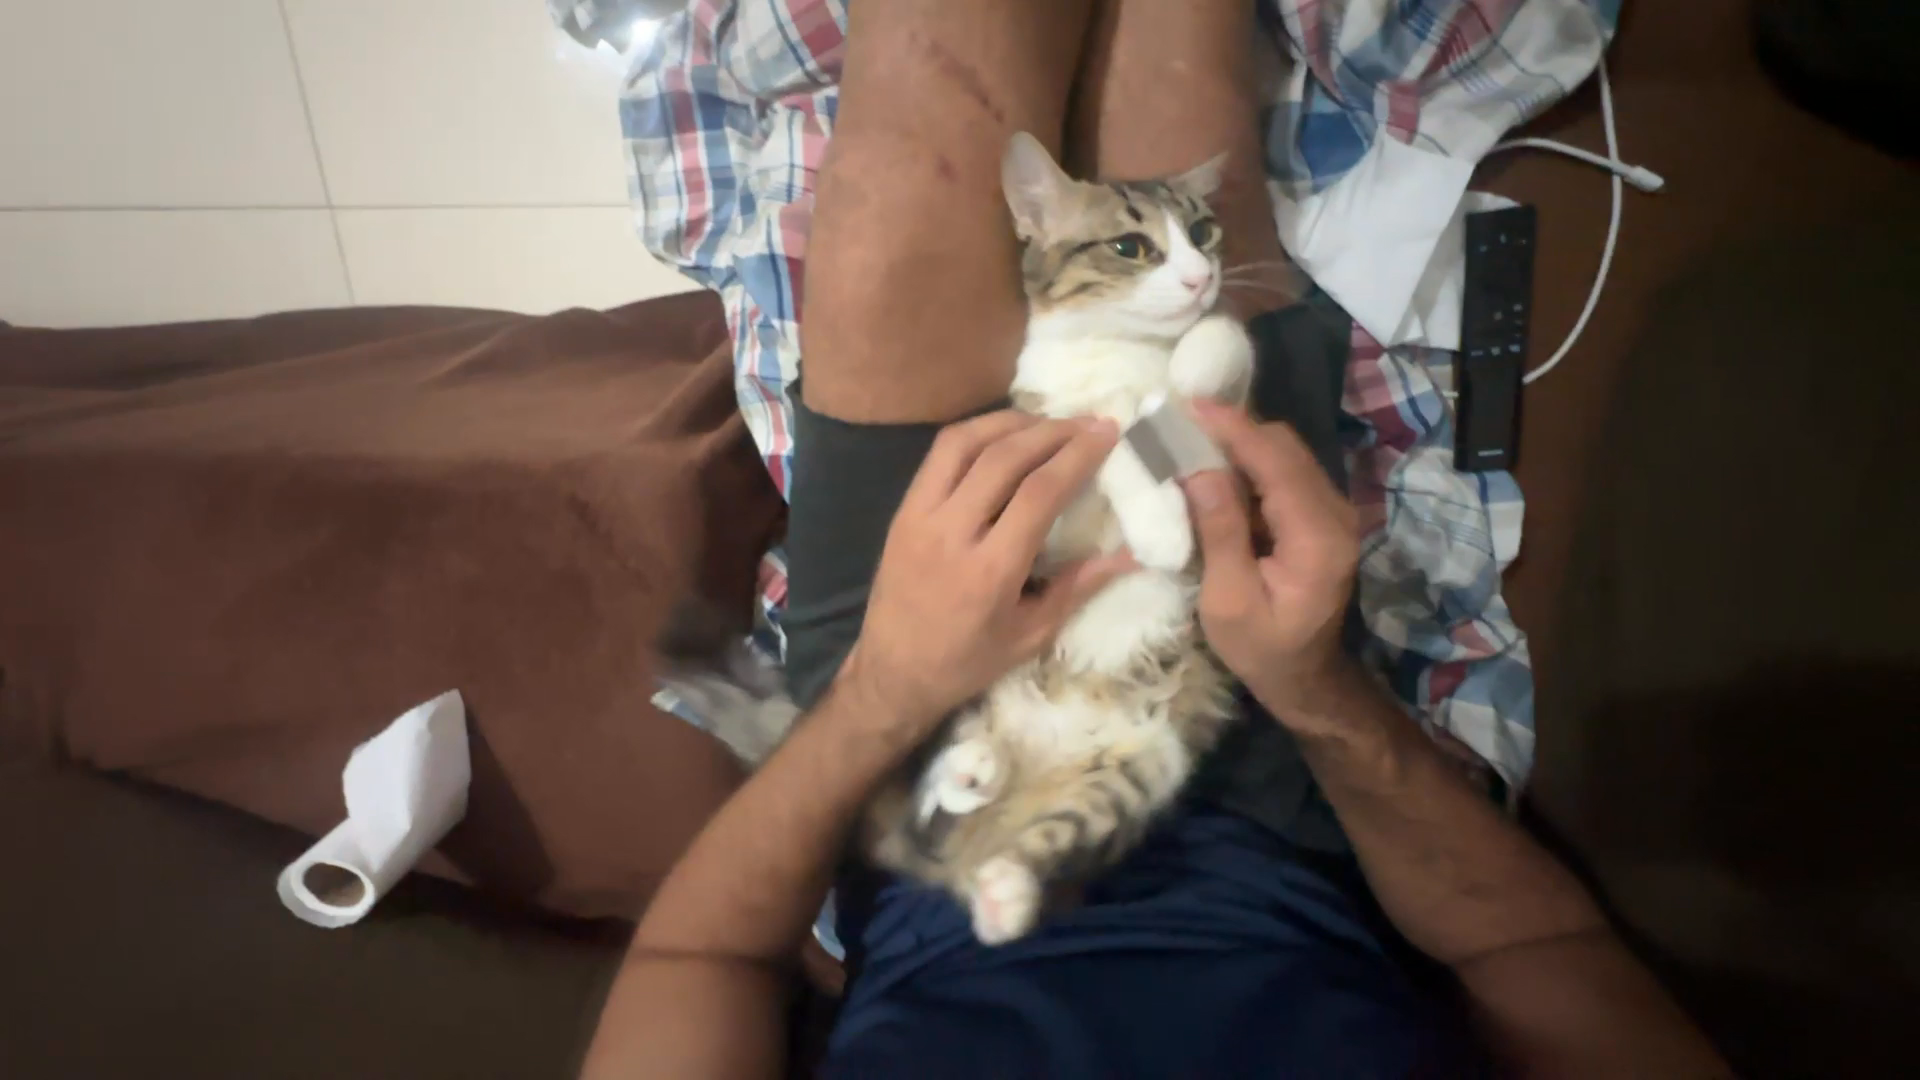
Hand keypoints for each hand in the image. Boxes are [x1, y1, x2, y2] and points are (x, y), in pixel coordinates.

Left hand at [838, 411, 1133, 745]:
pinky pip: (938, 456)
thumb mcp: (1030, 636)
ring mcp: (920, 517)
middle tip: (1087, 421)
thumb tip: (1129, 554)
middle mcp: (952, 533)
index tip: (1107, 434)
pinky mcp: (902, 510)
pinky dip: (975, 434)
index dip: (1077, 456)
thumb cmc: (967, 661)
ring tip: (1047, 422)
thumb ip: (1077, 588)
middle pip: (1005, 458)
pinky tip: (1002, 435)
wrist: (892, 672)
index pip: (1039, 493)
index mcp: (990, 571)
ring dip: (1011, 422)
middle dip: (1053, 431)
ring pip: (965, 444)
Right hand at [1180, 401, 1360, 724]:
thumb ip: (1220, 532)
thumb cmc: (1260, 646)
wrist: (1304, 675)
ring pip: (1285, 455)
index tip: (1190, 406)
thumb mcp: (1228, 599)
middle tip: (1181, 420)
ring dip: (1240, 442)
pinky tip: (1215, 464)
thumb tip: (1200, 469)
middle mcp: (1335, 514)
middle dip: (1234, 428)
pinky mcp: (1319, 518)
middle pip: (1285, 448)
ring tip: (1191, 436)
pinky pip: (1283, 473)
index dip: (1233, 429)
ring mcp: (1332, 513)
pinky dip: (1249, 461)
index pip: (1276, 462)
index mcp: (1317, 536)